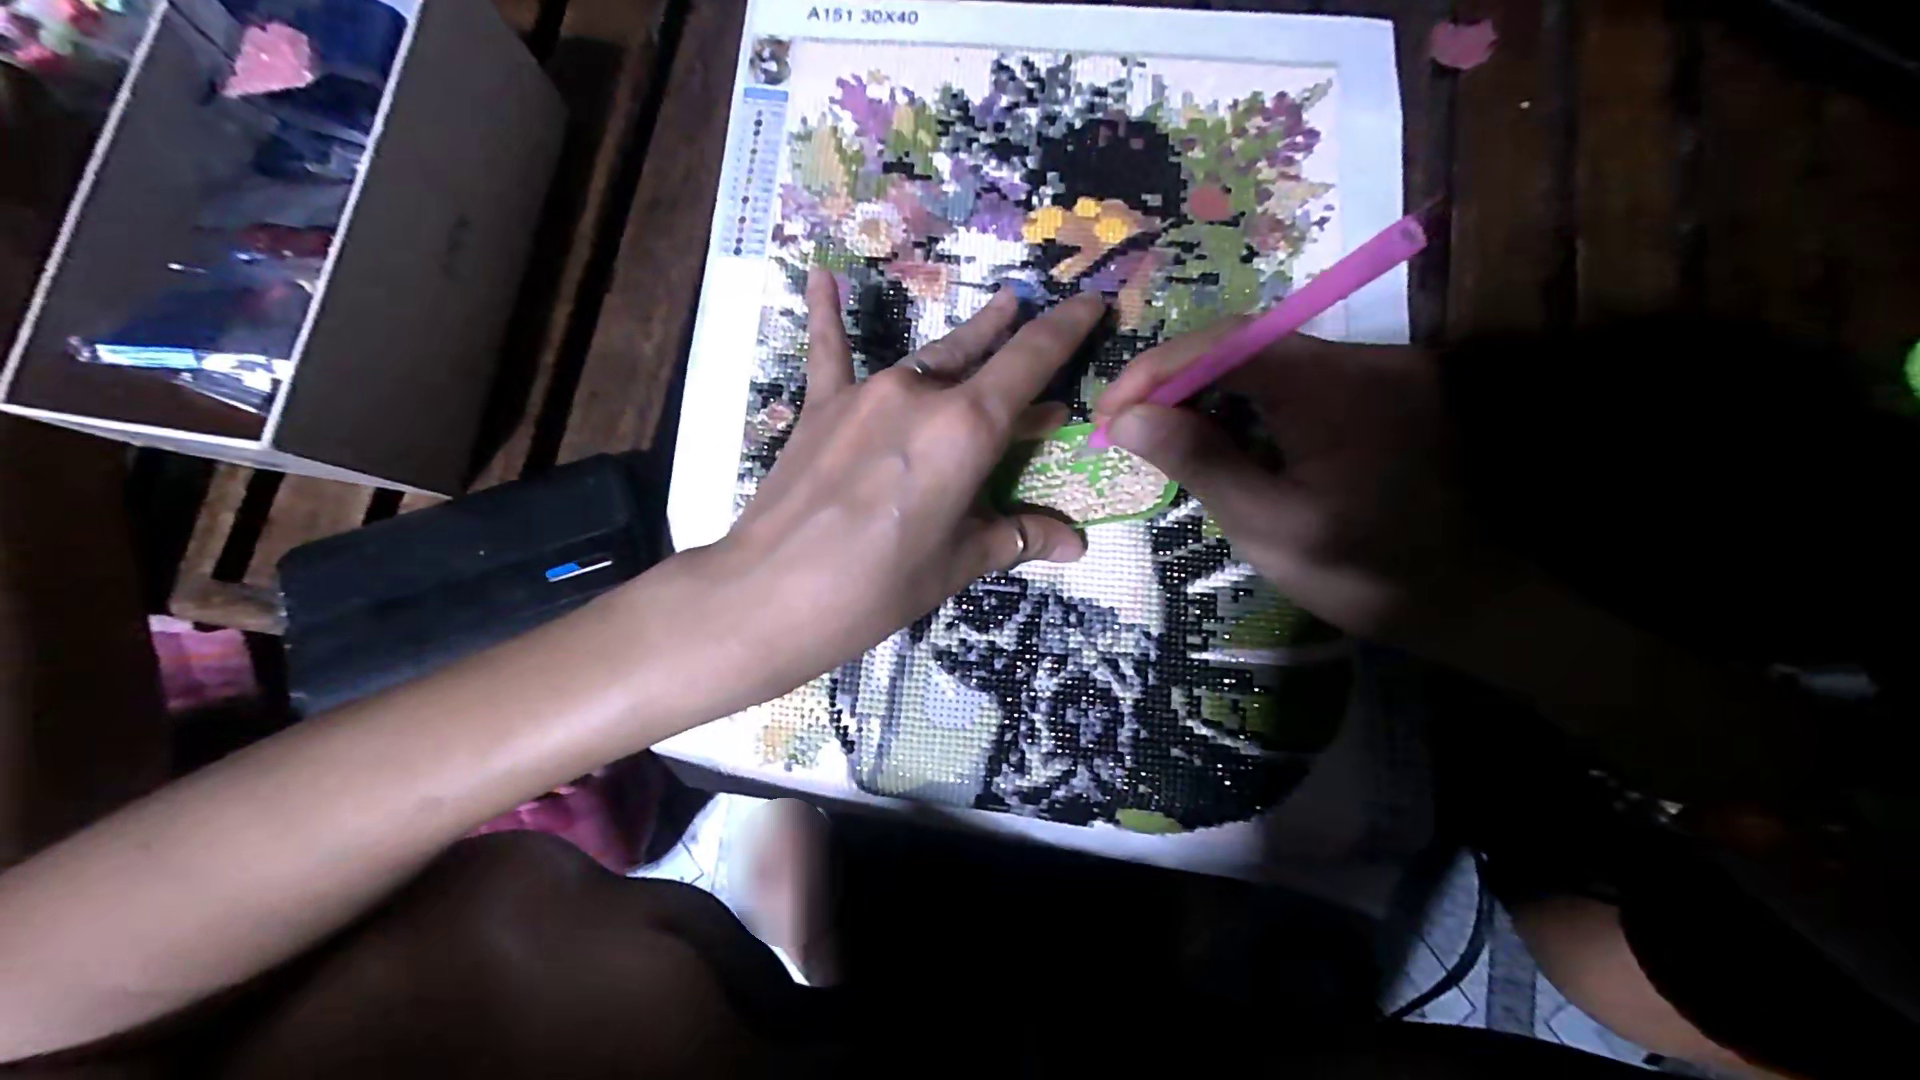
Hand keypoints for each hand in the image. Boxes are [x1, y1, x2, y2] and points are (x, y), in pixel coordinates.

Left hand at [706, 270, 1096, 700]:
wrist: (770, 594)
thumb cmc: (878, 585)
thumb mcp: (959, 563)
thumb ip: (1018, 537)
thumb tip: (1075, 545)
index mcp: (966, 428)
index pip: (1030, 360)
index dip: (1067, 328)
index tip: (1092, 304)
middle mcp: (919, 393)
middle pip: (981, 352)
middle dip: (1017, 333)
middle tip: (1040, 315)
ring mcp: (865, 393)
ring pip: (927, 357)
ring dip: (966, 340)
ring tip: (996, 310)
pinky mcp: (821, 407)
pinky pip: (830, 354)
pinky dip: (828, 317)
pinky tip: (820, 275)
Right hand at [1095, 328, 1521, 647]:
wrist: (1459, 599)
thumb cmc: (1359, 574)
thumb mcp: (1266, 526)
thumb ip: (1199, 462)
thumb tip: (1129, 418)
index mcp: (1342, 390)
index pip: (1232, 343)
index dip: (1159, 368)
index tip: (1111, 412)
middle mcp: (1366, 359)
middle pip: (1246, 341)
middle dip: (1173, 378)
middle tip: (1125, 424)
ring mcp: (1376, 369)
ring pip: (1264, 355)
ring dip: (1202, 388)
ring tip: (1158, 430)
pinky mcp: (1376, 387)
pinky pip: (1290, 376)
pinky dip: (1240, 398)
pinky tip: (1214, 431)